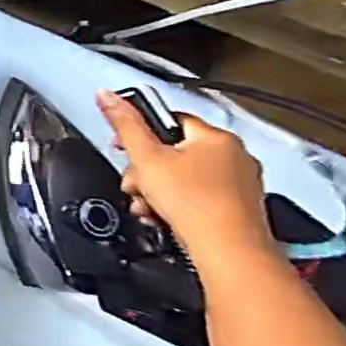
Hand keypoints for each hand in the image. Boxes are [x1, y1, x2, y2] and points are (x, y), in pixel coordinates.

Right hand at [96, 90, 280, 268]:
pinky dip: (175, 203)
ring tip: (150, 202)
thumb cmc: (197, 204)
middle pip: (170, 151)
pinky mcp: (236, 206)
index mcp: (217, 138)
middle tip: (138, 182)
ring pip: (180, 175)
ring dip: (155, 188)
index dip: (138, 134)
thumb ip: (124, 124)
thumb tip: (107, 96)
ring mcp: (238, 183)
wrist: (227, 249)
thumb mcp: (145, 157)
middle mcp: (234, 156)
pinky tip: (164, 214)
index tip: (125, 147)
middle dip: (145, 169)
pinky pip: (195, 195)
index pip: (166, 120)